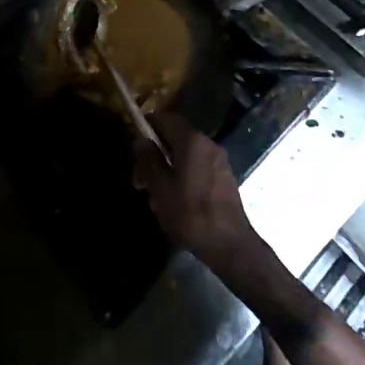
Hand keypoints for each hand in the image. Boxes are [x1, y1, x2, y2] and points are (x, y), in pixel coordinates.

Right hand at [134, 113, 261, 271]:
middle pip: (176, 136)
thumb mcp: (160, 188)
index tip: (133, 142)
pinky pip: (198, 165)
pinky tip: (174, 198)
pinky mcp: (224, 177)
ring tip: (154, 192)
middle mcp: (208, 144)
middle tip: (140, 177)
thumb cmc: (190, 214)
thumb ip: (149, 160)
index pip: (165, 118)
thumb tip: (140, 139)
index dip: (147, 126)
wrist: (230, 246)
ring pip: (186, 153)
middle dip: (155, 152)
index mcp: (192, 141)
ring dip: (168, 165)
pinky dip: (183, 173)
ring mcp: (219, 160)